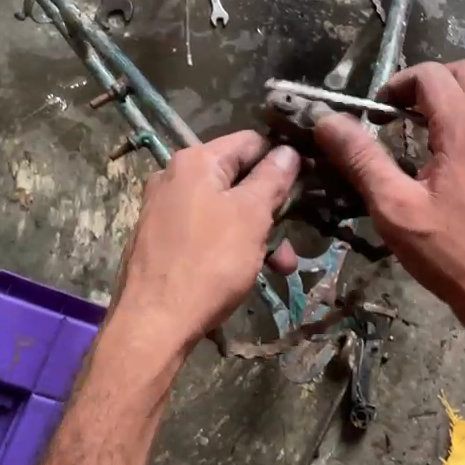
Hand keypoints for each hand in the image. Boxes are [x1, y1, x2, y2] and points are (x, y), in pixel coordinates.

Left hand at [113, 131, 299, 350]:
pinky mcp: (162, 239)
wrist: (154, 323)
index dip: (283, 158)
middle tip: (296, 234)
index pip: (251, 141)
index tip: (309, 182)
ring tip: (281, 265)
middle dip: (272, 207)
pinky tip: (250, 272)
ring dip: (258, 232)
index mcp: (196, 161)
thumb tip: (288, 150)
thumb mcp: (251, 215)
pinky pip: (207, 230)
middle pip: (238, 177)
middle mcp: (175, 176)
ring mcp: (166, 209)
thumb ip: (272, 177)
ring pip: (226, 208)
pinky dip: (232, 245)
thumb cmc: (209, 262)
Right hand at [313, 60, 464, 317]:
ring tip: (409, 134)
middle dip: (426, 81)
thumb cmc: (449, 252)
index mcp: (463, 130)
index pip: (431, 75)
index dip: (396, 83)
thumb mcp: (394, 207)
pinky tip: (429, 162)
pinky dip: (454, 124)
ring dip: (441, 102)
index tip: (373, 114)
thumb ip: (361, 159)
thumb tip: (327, 121)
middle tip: (396, 111)